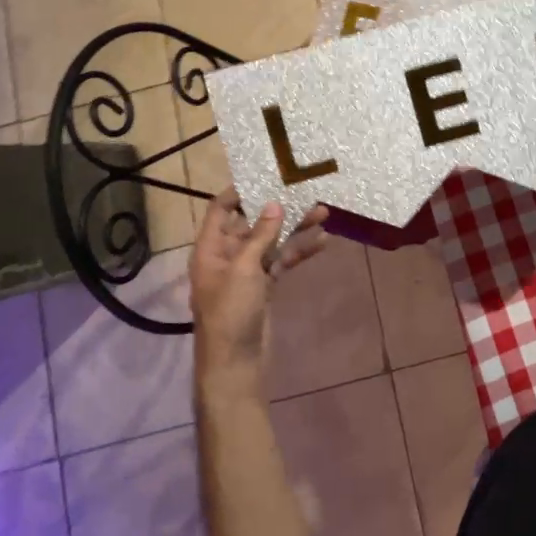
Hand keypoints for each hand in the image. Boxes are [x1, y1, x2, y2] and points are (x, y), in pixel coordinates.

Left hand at [190, 188, 329, 395]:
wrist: (236, 362)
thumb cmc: (231, 312)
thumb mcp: (244, 269)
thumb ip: (260, 235)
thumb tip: (274, 203)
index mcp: (212, 249)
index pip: (221, 210)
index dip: (240, 191)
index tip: (267, 174)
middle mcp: (228, 256)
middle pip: (254, 223)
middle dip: (279, 208)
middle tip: (307, 191)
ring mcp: (248, 272)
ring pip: (273, 241)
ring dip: (296, 228)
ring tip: (324, 213)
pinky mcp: (265, 286)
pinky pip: (283, 260)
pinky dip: (300, 251)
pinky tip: (323, 242)